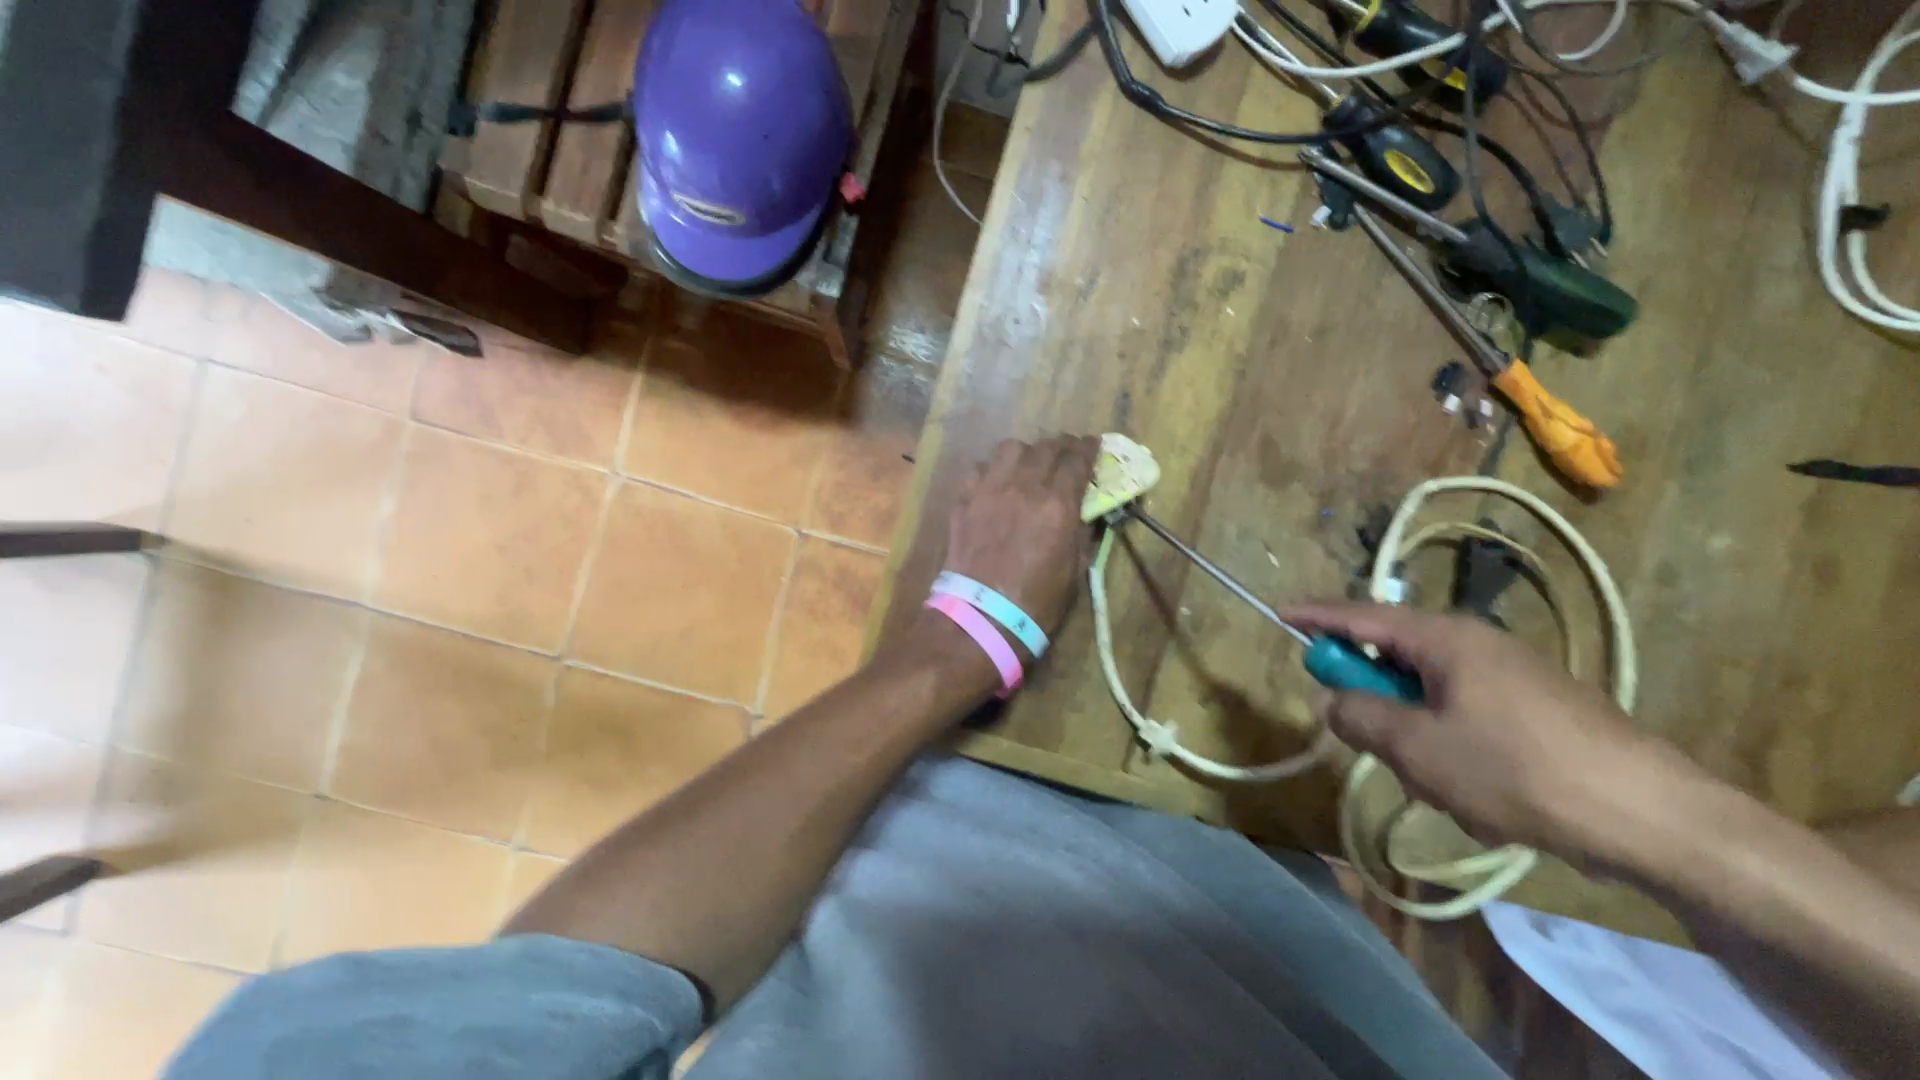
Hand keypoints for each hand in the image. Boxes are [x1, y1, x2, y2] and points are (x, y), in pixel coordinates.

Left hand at [943, 435, 1099, 657]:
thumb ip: (1081, 532)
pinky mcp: (964, 501)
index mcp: (1058, 504)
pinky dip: (994, 469)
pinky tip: (997, 482)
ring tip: (1030, 464)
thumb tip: (1084, 512)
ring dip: (1026, 452)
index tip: (1094, 445)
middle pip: (1046, 448)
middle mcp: (1024, 487)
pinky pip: (980, 469)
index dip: (1089, 449)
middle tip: (1067, 453)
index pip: (1077, 460)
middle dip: (1062, 446)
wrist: (982, 619)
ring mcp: (989, 490)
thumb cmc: (1037, 603)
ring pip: (1010, 449)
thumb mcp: (1075, 570)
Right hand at [1285, 602, 1708, 869]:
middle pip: (1396, 660)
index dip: (1317, 616)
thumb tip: (1334, 700)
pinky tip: (1479, 800)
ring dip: (1417, 742)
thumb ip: (1361, 718)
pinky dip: (1452, 755)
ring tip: (1441, 789)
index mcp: (1446, 640)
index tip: (1279, 614)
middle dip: (1377, 705)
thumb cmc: (1516, 769)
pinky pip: (1465, 723)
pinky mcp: (1533, 715)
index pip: (1362, 615)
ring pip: (1430, 701)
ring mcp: (1510, 680)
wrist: (1645, 814)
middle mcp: (1477, 647)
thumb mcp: (1418, 747)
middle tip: (1372, 745)